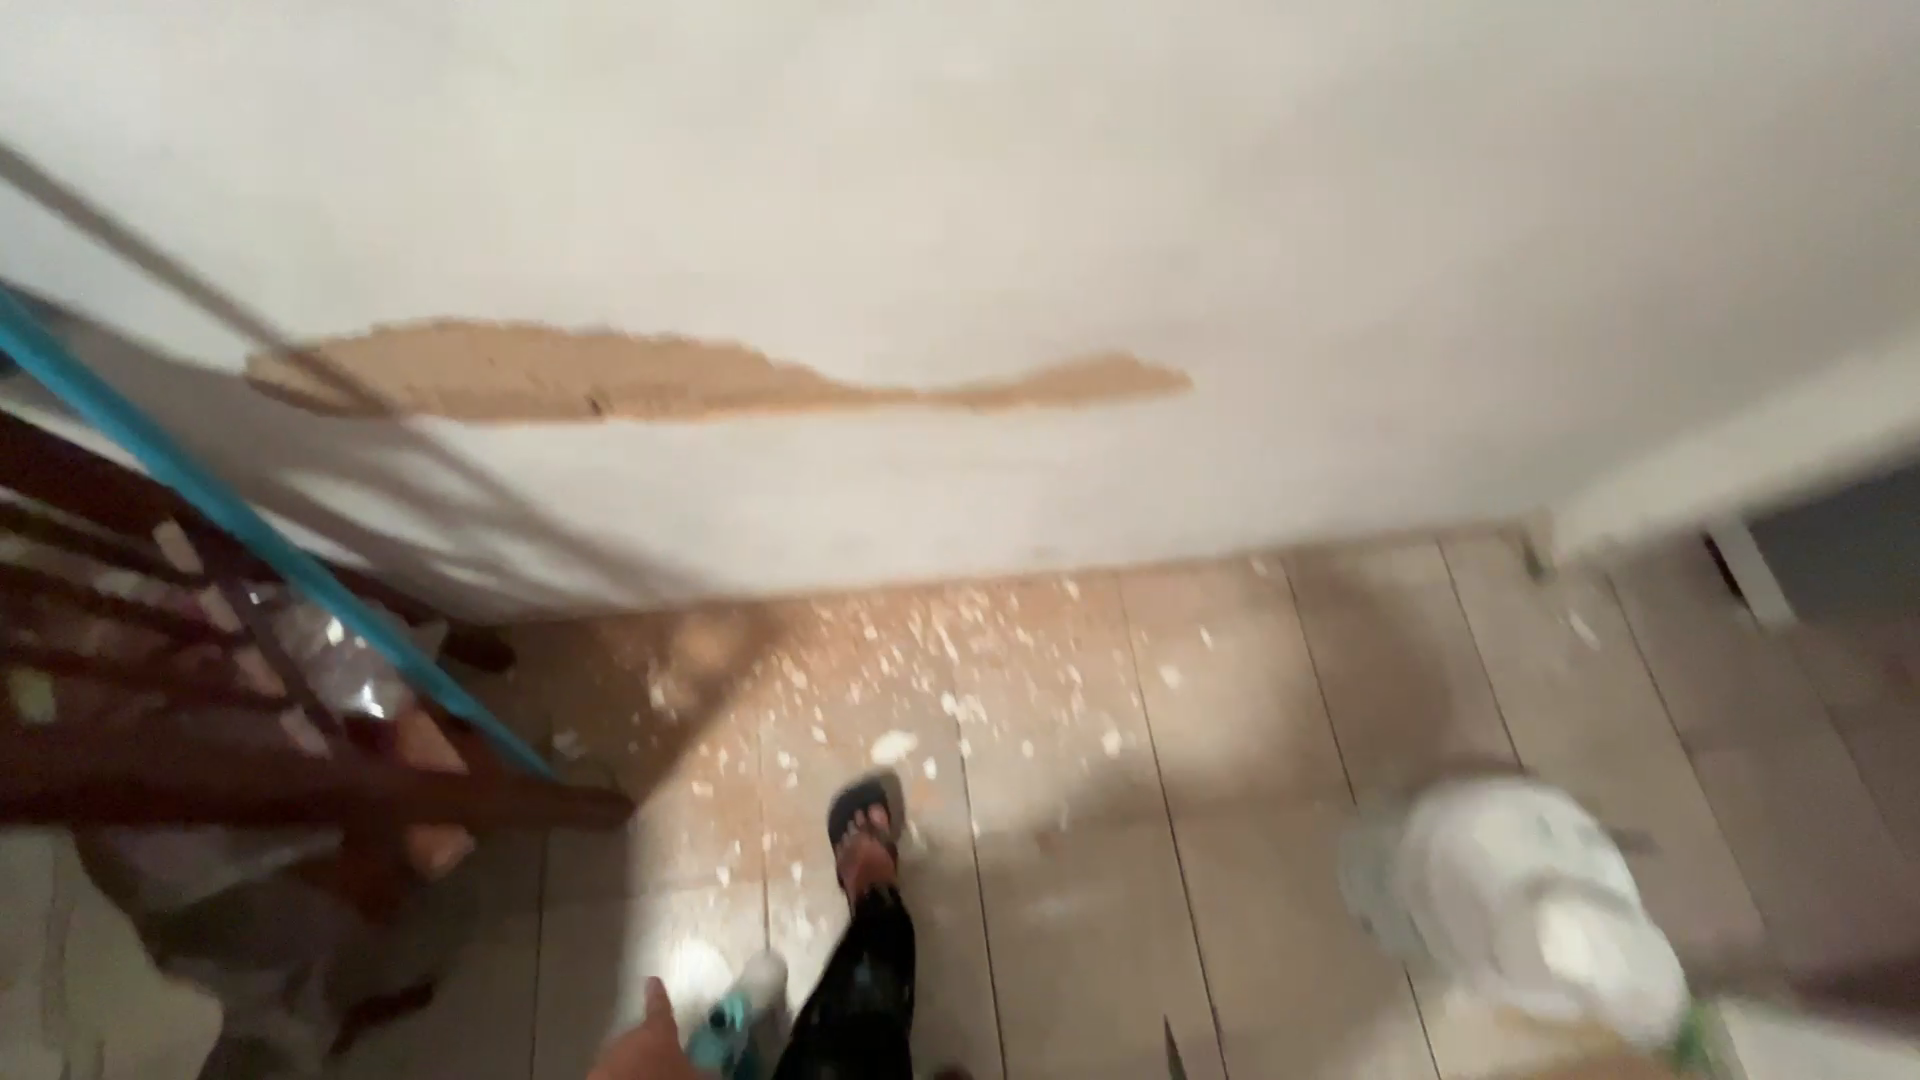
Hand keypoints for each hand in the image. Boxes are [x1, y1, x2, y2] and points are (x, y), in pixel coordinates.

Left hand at [588, 977, 701, 1079]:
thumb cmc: (665, 1079)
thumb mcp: (692, 1076)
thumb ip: (701, 1064)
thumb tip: (714, 1066)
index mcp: (658, 1030)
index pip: (660, 1006)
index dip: (658, 994)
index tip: (652, 979)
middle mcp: (631, 1037)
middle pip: (641, 1034)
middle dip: (649, 1043)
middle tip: (659, 1057)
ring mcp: (609, 1056)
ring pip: (624, 1053)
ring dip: (633, 1060)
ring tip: (644, 1073)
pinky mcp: (594, 1074)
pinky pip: (610, 1070)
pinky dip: (618, 1074)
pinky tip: (627, 1079)